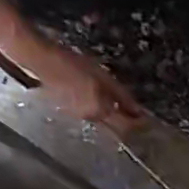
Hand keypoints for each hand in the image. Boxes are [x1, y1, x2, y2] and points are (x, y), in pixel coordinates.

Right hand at [2, 32, 145, 131]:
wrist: (41, 61)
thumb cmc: (74, 65)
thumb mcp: (104, 77)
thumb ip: (122, 96)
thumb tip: (138, 111)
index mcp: (100, 110)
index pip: (126, 127)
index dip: (138, 124)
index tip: (146, 119)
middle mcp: (91, 119)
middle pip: (116, 127)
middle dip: (128, 122)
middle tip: (135, 113)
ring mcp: (79, 117)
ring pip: (104, 121)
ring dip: (114, 116)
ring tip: (120, 105)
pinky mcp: (71, 112)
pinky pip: (93, 115)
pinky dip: (101, 111)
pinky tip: (100, 100)